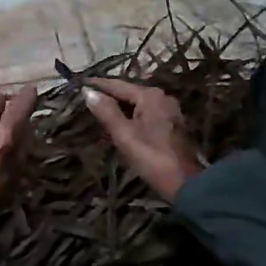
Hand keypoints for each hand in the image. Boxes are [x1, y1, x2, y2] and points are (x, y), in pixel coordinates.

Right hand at [82, 78, 204, 201]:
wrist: (184, 182)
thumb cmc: (151, 156)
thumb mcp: (124, 134)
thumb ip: (106, 111)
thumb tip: (89, 92)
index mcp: (150, 95)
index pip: (119, 85)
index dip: (99, 85)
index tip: (81, 83)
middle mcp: (162, 97)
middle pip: (130, 93)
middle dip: (110, 96)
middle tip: (88, 97)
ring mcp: (170, 111)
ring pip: (139, 104)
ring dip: (121, 107)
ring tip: (100, 109)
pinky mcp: (172, 124)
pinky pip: (147, 114)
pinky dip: (132, 116)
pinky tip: (121, 123)